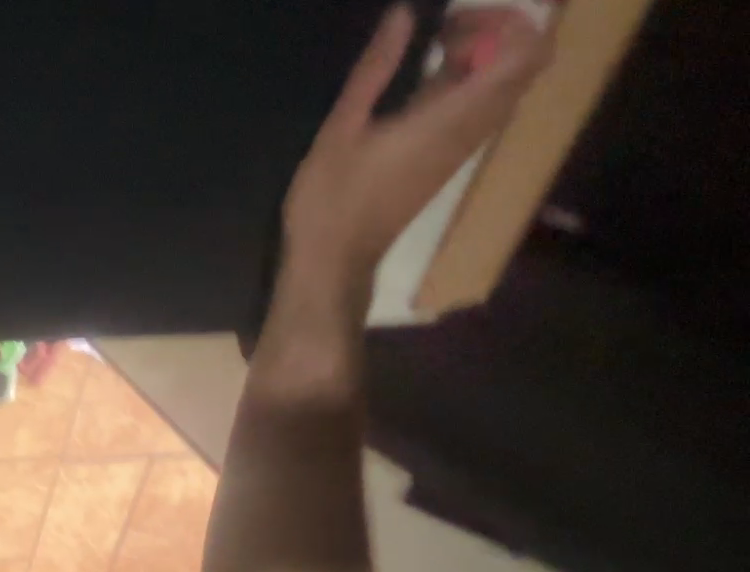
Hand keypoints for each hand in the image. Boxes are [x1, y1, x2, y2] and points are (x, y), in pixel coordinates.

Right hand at [283, 3, 550, 296]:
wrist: (332, 263)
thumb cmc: (330, 202)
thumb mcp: (339, 132)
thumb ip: (373, 73)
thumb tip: (403, 15)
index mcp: (452, 118)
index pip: (524, 52)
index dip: (504, 22)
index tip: (448, 24)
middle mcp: (470, 131)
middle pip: (523, 67)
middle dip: (492, 37)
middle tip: (437, 38)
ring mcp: (459, 151)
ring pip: (502, 89)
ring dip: (476, 64)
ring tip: (423, 63)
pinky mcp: (443, 165)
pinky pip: (478, 112)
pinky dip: (462, 89)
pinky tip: (413, 96)